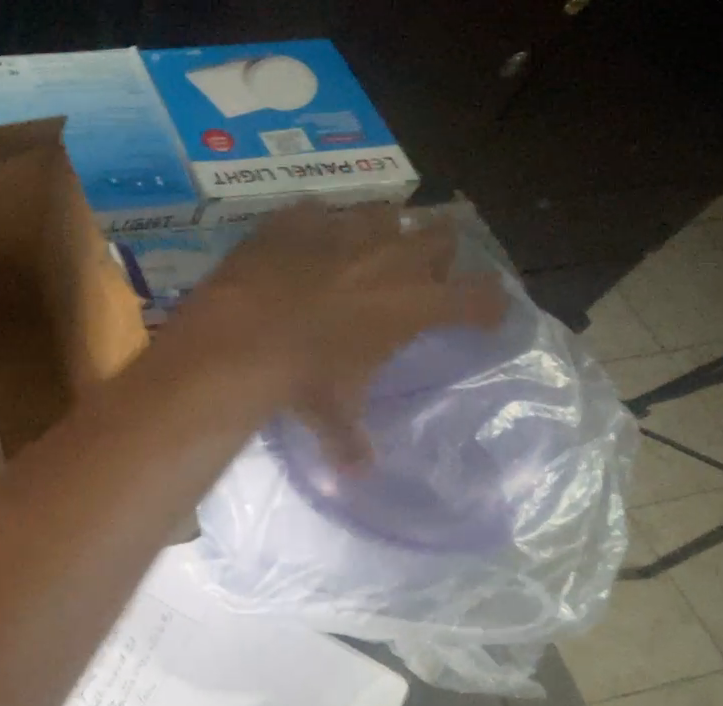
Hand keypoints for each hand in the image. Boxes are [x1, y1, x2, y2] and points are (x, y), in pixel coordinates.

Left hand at [152, 201, 507, 468]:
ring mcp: (341, 230)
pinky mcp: (293, 219)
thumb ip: (348, 440)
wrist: (236, 341)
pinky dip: (313, 228)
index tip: (484, 317)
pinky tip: (299, 245)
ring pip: (384, 214)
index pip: (479, 298)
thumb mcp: (329, 414)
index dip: (486, 307)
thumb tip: (355, 476)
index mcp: (415, 304)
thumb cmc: (298, 381)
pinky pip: (315, 213)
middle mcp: (390, 256)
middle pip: (441, 237)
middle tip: (416, 279)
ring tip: (361, 254)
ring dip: (380, 232)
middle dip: (435, 255)